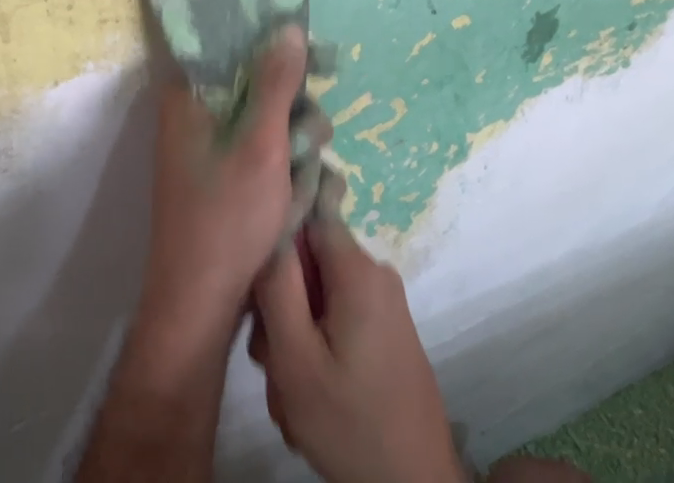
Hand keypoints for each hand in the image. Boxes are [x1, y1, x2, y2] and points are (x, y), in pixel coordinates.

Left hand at [140, 25, 308, 332]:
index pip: (229, 46)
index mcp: (187, 99)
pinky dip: (286, 167)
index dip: (273, 46)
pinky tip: (303, 193)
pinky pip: (264, 153)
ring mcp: (209, 151)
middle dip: (294, 110)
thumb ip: (275, 84)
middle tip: (309, 141)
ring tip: (307, 179)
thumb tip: (288, 27)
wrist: (201, 304)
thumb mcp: (260, 145)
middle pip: (257, 86)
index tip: (313, 57)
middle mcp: (194, 118)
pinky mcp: (225, 179)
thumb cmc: (226, 219)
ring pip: (268, 123)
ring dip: (296, 145)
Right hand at [251, 217, 467, 482]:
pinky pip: (335, 323)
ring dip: (294, 341)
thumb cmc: (349, 421)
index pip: (307, 218)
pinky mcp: (385, 332)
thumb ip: (277, 287)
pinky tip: (314, 394)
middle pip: (308, 266)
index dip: (276, 248)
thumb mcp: (295, 357)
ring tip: (296, 389)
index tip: (261, 294)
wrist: (411, 482)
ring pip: (316, 300)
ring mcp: (384, 305)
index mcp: (359, 271)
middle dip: (282, 309)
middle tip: (277, 361)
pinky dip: (316, 354)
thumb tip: (273, 225)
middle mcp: (376, 275)